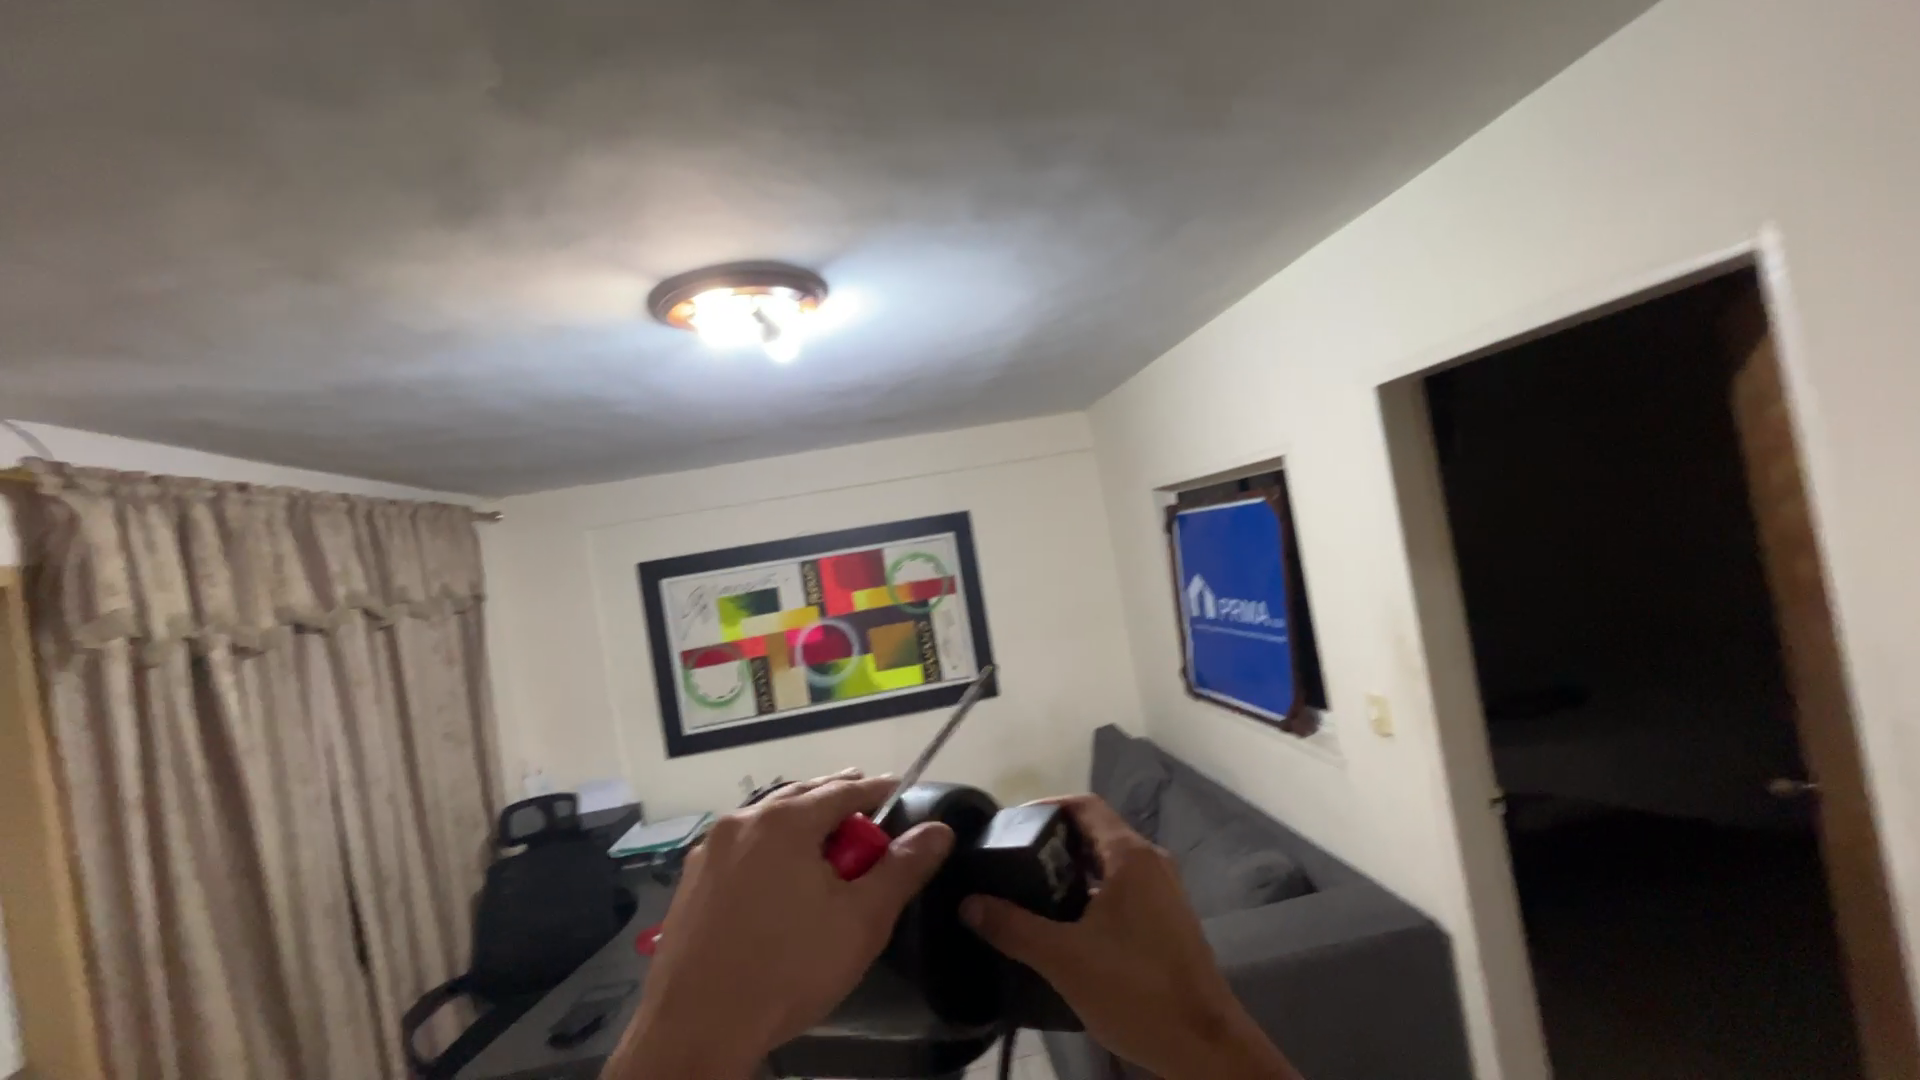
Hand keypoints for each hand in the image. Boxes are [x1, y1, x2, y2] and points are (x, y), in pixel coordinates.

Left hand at [603, 771, 954, 1079]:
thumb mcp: (862, 920)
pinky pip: (742, 846)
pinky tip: (779, 875)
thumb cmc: (788, 969)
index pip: (844, 790)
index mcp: (785, 821)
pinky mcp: (691, 881)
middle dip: (837, 799)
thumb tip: (939, 829)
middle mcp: (743, 821)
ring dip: (801, 821)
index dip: (877, 789)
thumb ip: (903, 868)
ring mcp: (710, 850)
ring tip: (826, 841)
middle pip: (802, 796)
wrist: (695, 1031)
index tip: (899, 790)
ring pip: (768, 819)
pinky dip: (769, 846)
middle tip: (866, 809)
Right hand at [961, 796, 1299, 1079]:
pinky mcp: (1167, 920)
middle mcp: (1151, 863)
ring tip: (1031, 890)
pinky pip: (1123, 889)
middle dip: (1054, 842)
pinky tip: (1066, 924)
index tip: (1012, 824)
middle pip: (1096, 833)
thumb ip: (1013, 927)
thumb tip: (969, 905)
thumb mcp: (1064, 958)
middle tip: (1013, 859)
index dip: (1047, 807)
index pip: (1084, 806)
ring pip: (1109, 864)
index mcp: (1130, 856)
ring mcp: (1164, 892)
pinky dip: (1092, 893)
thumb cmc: (1135, 989)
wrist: (1204, 1047)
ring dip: (1072, 871)